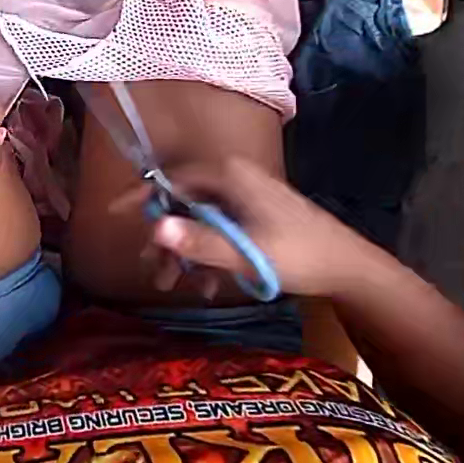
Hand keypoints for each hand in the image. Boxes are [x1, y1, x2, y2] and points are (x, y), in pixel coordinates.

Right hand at [142, 157, 401, 300]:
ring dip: (187, 252)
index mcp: (231, 176)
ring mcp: (245, 195)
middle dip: (167, 239)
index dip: (143, 196)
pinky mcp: (253, 213)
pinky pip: (219, 227)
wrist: (346, 266)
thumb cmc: (298, 255)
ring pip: (200, 218)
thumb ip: (200, 243)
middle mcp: (235, 179)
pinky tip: (208, 283)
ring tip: (176, 286)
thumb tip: (155, 230)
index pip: (174, 178)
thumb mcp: (246, 254)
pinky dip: (209, 252)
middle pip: (185, 202)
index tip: (117, 214)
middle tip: (155, 274)